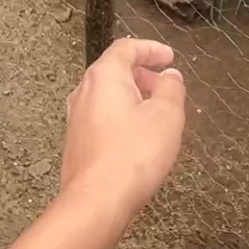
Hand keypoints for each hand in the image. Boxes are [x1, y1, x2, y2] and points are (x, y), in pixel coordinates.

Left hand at [60, 38, 186, 218]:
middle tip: (165, 85)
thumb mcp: (167, 115)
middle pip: (114, 70)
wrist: (98, 200)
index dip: (150, 49)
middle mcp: (84, 92)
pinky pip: (102, 118)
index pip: (126, 48)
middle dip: (143, 74)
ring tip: (156, 113)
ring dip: (133, 97)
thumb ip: (172, 88)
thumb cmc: (132, 155)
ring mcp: (77, 118)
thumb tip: (170, 76)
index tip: (168, 57)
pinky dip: (122, 116)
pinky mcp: (78, 142)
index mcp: (104, 76)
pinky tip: (139, 137)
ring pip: (107, 95)